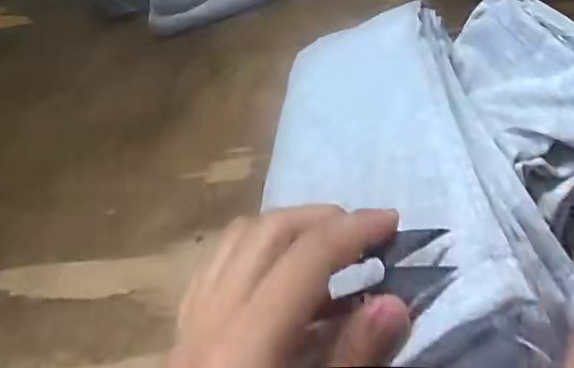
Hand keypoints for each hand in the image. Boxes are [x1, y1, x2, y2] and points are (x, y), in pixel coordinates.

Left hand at [172, 206, 411, 367]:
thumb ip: (350, 361)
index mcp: (245, 345)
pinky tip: (277, 275)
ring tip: (328, 248)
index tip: (393, 221)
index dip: (353, 231)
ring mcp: (188, 326)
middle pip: (268, 233)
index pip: (305, 257)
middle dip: (321, 220)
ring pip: (238, 240)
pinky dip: (253, 251)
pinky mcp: (179, 337)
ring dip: (286, 230)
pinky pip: (216, 266)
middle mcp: (210, 320)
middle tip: (365, 233)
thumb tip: (393, 302)